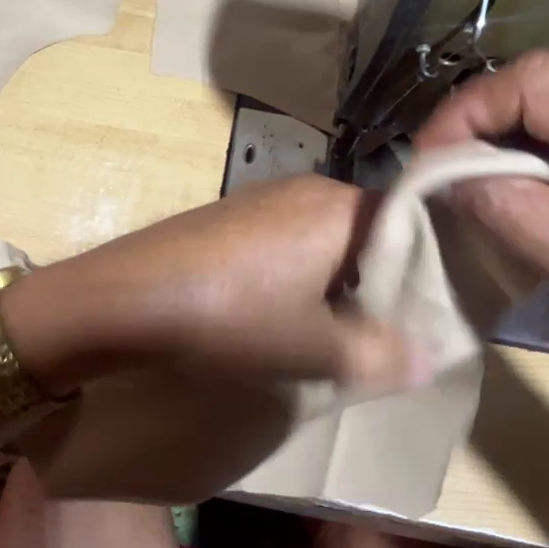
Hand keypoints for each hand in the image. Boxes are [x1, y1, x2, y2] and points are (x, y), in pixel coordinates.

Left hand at [3, 175, 418, 394]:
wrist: (120, 300)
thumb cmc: (231, 318)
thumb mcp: (312, 349)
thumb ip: (378, 353)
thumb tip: (428, 358)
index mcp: (339, 208)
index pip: (413, 226)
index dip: (427, 272)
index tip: (428, 317)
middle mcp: (305, 189)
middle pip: (366, 234)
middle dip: (377, 283)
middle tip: (381, 334)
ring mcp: (259, 198)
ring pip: (322, 240)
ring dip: (333, 284)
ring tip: (331, 332)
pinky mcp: (224, 217)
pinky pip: (282, 242)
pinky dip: (294, 276)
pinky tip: (277, 314)